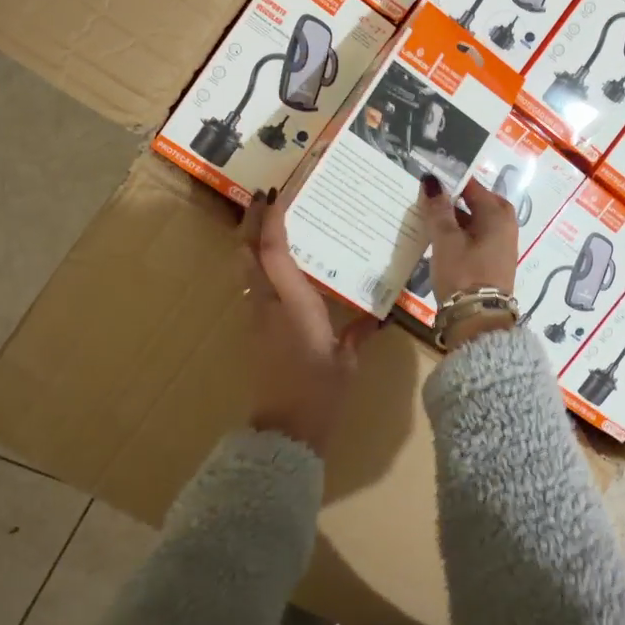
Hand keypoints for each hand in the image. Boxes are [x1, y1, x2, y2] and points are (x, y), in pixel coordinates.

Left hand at [240, 190, 377, 454]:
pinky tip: (276, 268)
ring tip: (269, 224)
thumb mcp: (347, 360)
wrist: (286, 431)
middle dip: (252, 223)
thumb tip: (378, 315)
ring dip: (252, 243)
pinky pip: (253, 288)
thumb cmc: (321, 392)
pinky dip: (259, 268)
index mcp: (293, 306)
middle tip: (264, 198)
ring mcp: (256, 319)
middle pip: (248, 254)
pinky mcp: (253, 332)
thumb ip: (359, 332)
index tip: (275, 194)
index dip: (271, 221)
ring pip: (245, 270)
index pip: (274, 253)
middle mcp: (268, 305)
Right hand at [416, 175, 519, 349]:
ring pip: (473, 222)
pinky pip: (474, 238)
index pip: (471, 185)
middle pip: (475, 203)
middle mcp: (505, 225)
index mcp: (498, 213)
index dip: (449, 180)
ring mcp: (500, 245)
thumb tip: (431, 180)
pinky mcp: (492, 262)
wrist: (478, 321)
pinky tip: (439, 240)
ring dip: (452, 219)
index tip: (426, 179)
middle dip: (451, 200)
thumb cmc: (463, 273)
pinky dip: (458, 235)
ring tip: (427, 218)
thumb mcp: (446, 239)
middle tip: (424, 198)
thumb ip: (438, 208)